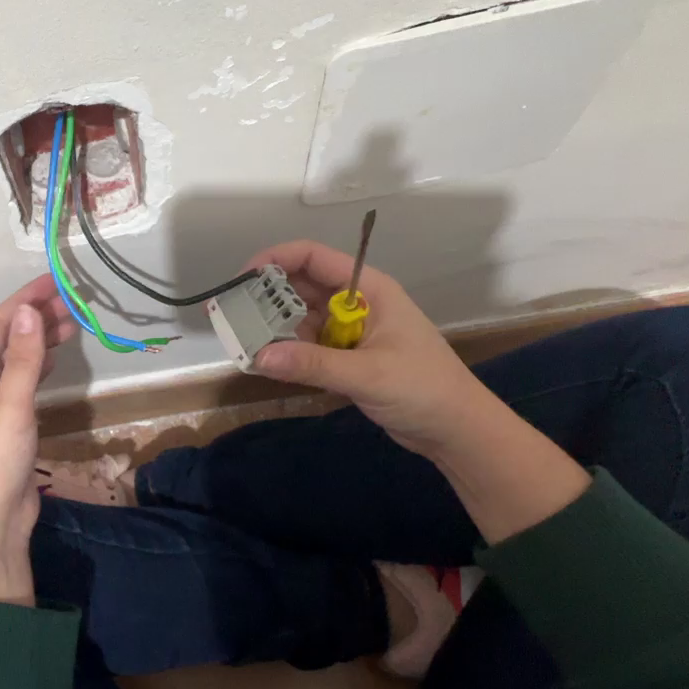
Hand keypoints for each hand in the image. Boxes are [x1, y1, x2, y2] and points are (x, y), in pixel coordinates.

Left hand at [0, 275, 76, 603]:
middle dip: (36, 318)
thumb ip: (24, 358)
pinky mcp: (9, 422)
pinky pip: (24, 381)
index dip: (24, 301)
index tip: (55, 281)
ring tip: (73, 321)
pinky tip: (56, 357)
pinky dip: (41, 365)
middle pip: (7, 339)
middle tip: (73, 300)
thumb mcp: (11, 405)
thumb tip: (29, 311)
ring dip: (42, 340)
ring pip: (18, 359)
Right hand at [243, 240, 493, 458]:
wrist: (457, 431)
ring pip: (300, 317)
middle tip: (230, 315)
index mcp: (369, 290)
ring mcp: (349, 331)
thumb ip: (313, 364)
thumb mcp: (368, 374)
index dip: (275, 260)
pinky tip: (264, 361)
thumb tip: (258, 356)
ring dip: (272, 327)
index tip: (241, 278)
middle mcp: (356, 303)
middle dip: (265, 297)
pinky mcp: (345, 357)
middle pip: (301, 286)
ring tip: (240, 341)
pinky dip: (285, 351)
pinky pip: (306, 345)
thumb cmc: (424, 390)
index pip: (314, 258)